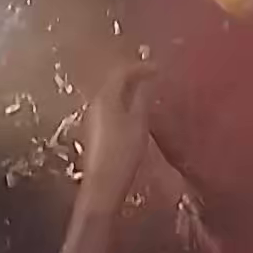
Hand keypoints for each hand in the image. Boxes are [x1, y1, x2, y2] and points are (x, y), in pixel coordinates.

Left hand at [78, 62, 154, 205]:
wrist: (103, 184)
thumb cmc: (123, 152)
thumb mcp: (139, 123)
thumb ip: (142, 99)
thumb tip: (146, 81)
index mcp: (106, 97)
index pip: (122, 73)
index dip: (140, 67)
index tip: (158, 68)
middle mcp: (96, 103)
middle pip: (114, 81)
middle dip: (133, 76)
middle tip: (153, 75)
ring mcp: (94, 116)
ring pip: (112, 94)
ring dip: (129, 89)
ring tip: (147, 90)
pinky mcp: (96, 129)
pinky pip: (111, 106)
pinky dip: (124, 101)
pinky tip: (135, 110)